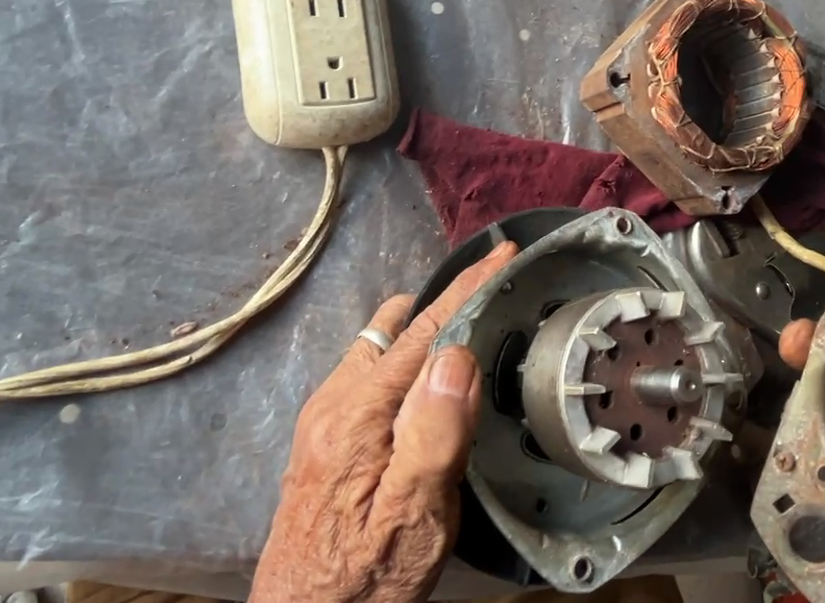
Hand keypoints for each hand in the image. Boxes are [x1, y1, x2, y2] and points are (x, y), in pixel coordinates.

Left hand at [252, 240, 518, 602]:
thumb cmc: (365, 581)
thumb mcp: (414, 516)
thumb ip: (435, 432)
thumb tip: (456, 355)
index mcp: (357, 415)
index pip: (424, 331)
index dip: (466, 288)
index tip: (500, 254)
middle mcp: (333, 402)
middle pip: (397, 326)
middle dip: (447, 301)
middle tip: (493, 296)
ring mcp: (324, 418)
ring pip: (380, 344)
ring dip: (424, 326)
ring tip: (467, 328)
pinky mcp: (324, 436)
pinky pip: (371, 369)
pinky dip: (407, 354)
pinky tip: (427, 380)